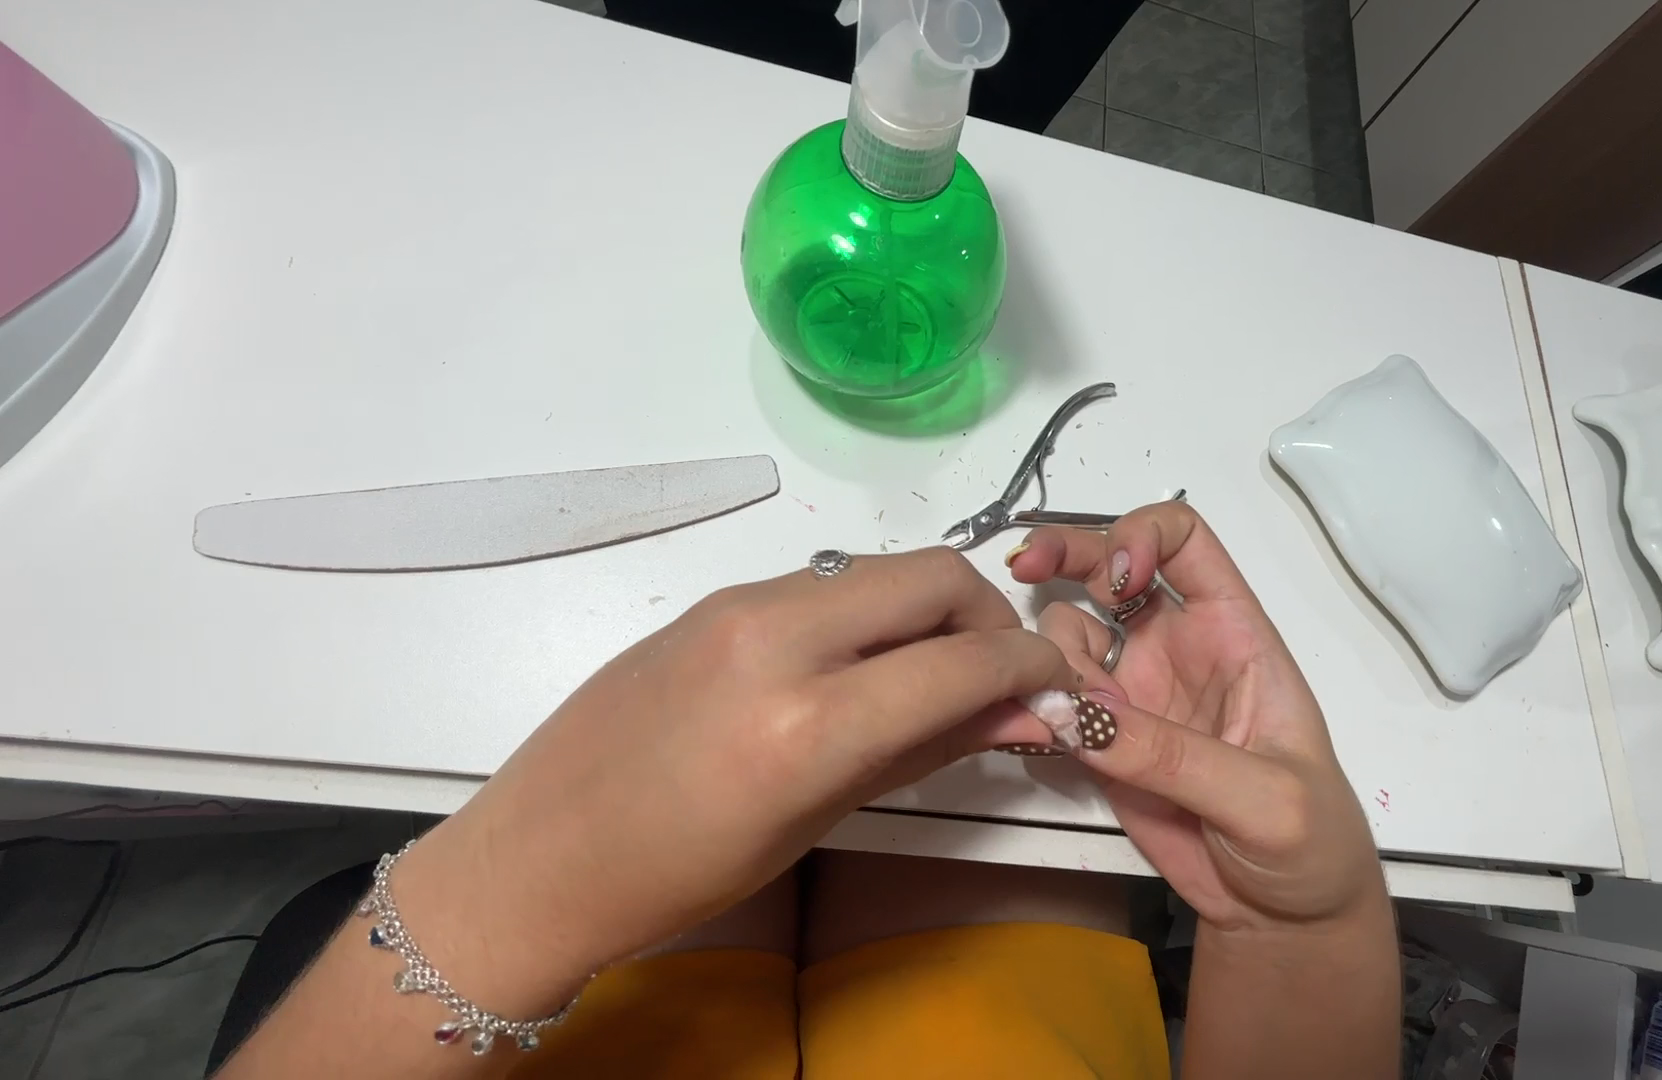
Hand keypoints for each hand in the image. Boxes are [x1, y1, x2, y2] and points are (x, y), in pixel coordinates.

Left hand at [395, 547, 1077, 1005]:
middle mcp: (779, 636)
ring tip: (931, 671)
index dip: (1030, 666)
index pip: (961, 661)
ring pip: (884, 568)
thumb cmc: (682, 875)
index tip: (1057, 684)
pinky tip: (863, 663)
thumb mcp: (822, 817)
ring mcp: (743, 602)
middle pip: (933, 574)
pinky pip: (831, 583)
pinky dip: (876, 611)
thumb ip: (933, 748)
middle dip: (989, 614)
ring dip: (932, 608)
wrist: (539, 855)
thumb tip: (1028, 714)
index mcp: (806, 722)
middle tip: (996, 671)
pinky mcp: (721, 595)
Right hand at [1009, 502, 1385, 933]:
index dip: (1143, 537)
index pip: (1186, 542)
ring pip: (1067, 630)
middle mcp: (1173, 646)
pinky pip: (1052, 696)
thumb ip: (1175, 756)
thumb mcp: (1266, 798)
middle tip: (1020, 565)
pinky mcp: (1100, 736)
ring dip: (1047, 652)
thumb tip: (1077, 712)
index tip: (1115, 582)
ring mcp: (1131, 689)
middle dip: (1064, 552)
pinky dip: (1032, 700)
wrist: (1276, 917)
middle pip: (1108, 566)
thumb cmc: (1308, 846)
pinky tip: (1033, 728)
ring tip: (1058, 711)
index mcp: (1231, 633)